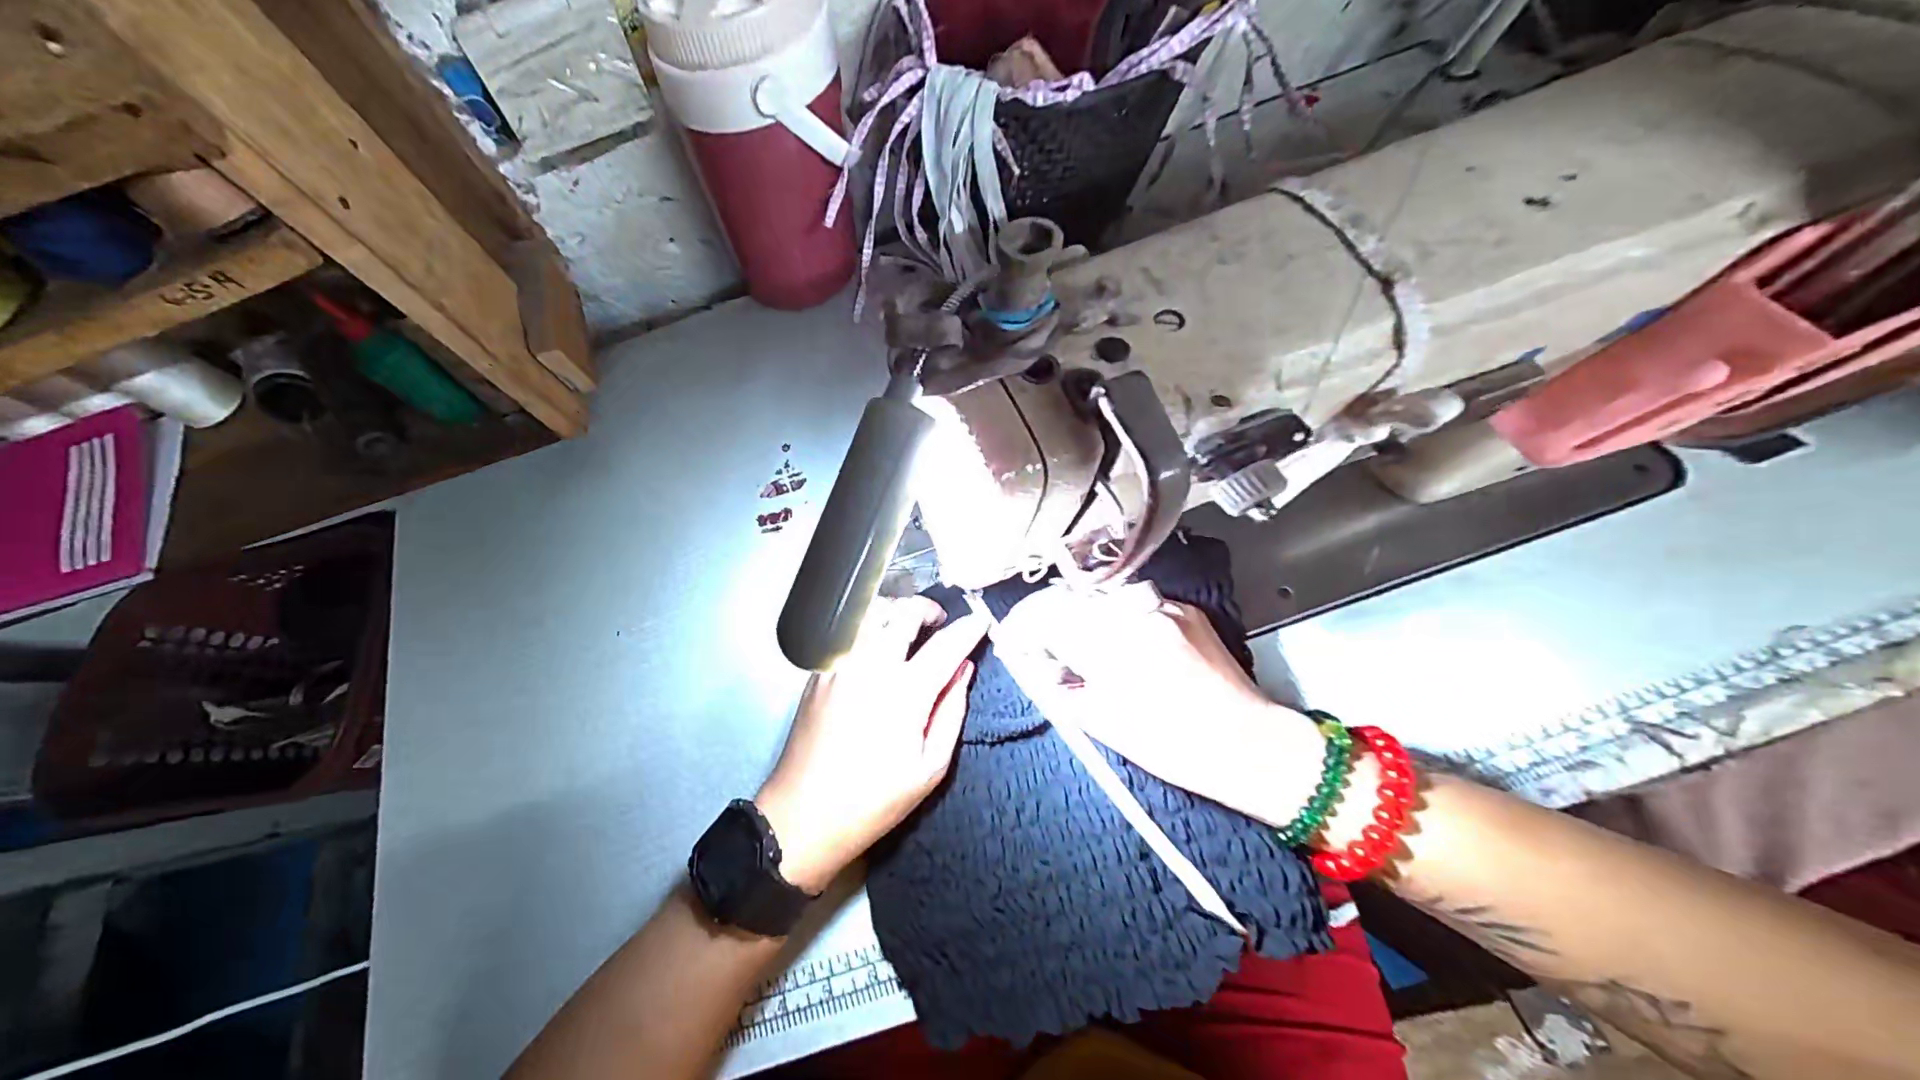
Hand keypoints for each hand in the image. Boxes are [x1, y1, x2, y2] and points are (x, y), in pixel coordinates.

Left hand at [756, 597, 986, 891]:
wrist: (802, 815)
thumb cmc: (872, 801)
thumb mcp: (930, 768)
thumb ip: (951, 712)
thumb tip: (963, 671)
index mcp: (905, 693)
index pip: (945, 644)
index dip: (968, 629)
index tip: (981, 622)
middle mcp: (870, 668)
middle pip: (903, 613)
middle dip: (927, 608)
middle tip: (939, 620)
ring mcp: (839, 667)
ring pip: (869, 615)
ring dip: (894, 611)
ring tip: (906, 626)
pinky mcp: (818, 674)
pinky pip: (846, 634)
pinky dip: (867, 628)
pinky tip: (874, 646)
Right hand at [991, 584, 1325, 827]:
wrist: (1248, 742)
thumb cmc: (1177, 745)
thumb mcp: (1102, 723)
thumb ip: (1060, 686)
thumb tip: (1036, 663)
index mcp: (1111, 645)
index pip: (1046, 616)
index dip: (1023, 628)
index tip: (1015, 640)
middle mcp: (1135, 614)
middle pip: (1071, 599)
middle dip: (1051, 621)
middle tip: (1048, 651)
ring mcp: (1163, 607)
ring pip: (1101, 597)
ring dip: (1083, 616)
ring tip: (1088, 650)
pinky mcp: (1184, 608)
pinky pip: (1135, 603)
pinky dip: (1118, 619)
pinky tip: (1126, 647)